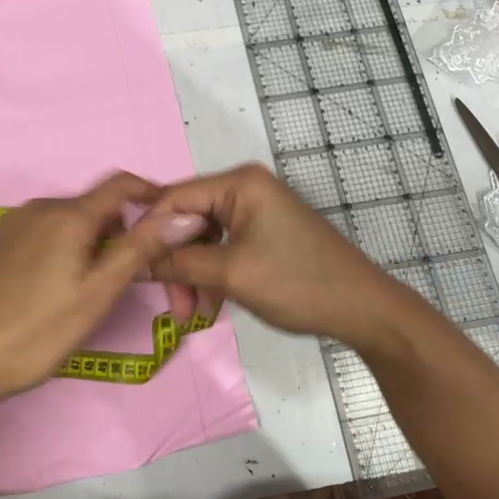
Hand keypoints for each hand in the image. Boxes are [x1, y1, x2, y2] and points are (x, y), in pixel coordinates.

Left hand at [0, 173, 207, 418]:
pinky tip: (61, 290)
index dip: (153, 196)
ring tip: (98, 290)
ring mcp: (15, 224)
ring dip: (93, 243)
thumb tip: (182, 214)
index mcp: (68, 213)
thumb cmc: (35, 332)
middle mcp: (41, 207)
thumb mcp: (97, 294)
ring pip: (71, 222)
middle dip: (122, 230)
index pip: (122, 184)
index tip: (175, 224)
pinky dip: (67, 250)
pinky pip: (47, 233)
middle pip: (96, 207)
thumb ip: (139, 249)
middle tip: (136, 278)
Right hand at [149, 165, 419, 351]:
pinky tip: (211, 306)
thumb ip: (179, 261)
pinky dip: (213, 275)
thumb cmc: (298, 283)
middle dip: (176, 263)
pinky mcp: (264, 233)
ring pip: (204, 239)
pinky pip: (224, 248)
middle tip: (176, 309)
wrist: (364, 310)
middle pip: (188, 220)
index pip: (174, 199)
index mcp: (239, 182)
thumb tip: (137, 257)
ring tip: (195, 316)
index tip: (133, 272)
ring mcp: (256, 210)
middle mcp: (245, 187)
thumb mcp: (231, 275)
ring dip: (194, 275)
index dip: (149, 234)